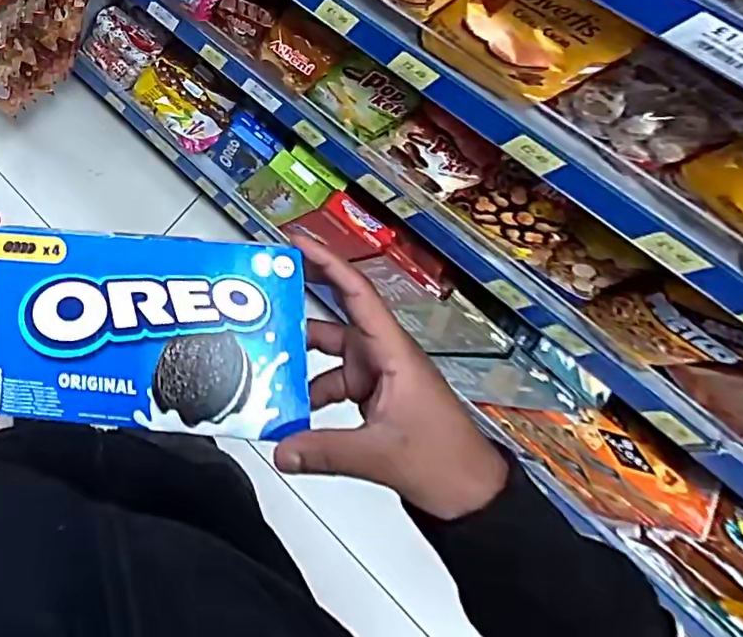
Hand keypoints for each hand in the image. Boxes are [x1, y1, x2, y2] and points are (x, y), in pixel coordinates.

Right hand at [274, 235, 508, 519]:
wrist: (478, 500)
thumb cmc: (452, 465)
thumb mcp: (381, 455)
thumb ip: (324, 450)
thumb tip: (281, 447)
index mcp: (393, 353)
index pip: (357, 293)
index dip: (326, 262)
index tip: (296, 243)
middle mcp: (382, 354)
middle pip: (333, 313)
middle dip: (299, 295)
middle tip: (265, 281)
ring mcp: (375, 372)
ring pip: (325, 348)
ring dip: (297, 351)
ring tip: (264, 352)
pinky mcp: (370, 391)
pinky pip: (327, 376)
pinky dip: (306, 385)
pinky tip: (288, 399)